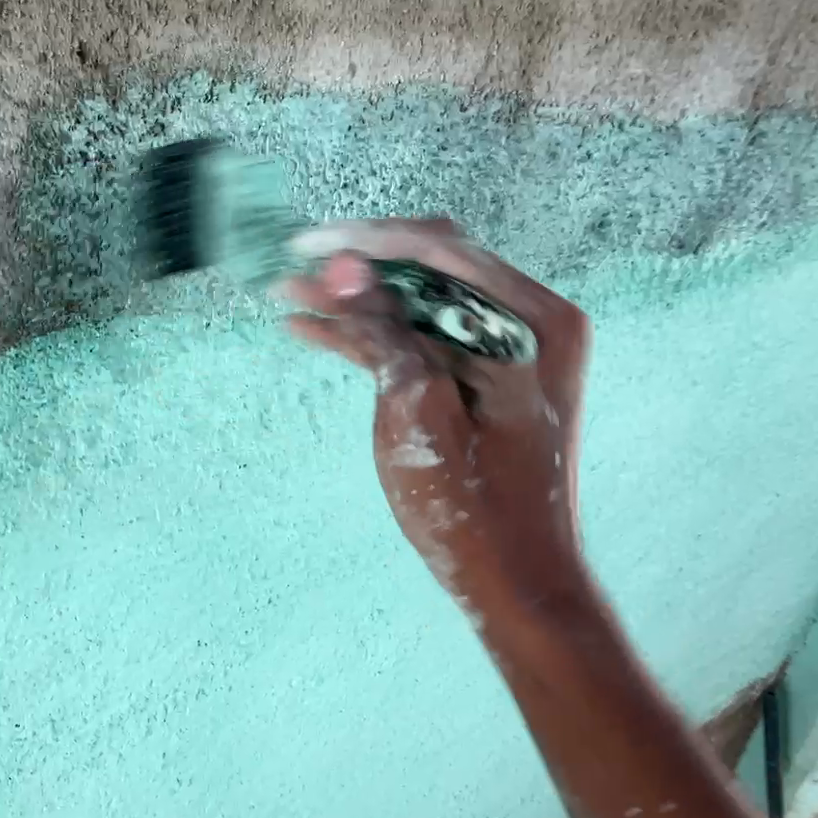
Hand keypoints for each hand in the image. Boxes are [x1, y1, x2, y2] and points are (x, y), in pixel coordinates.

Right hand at [283, 220, 591, 602]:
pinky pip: (413, 339)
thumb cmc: (473, 506)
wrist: (513, 577)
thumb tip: (343, 270)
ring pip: (411, 302)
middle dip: (355, 266)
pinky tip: (312, 329)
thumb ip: (384, 335)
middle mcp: (522, 322)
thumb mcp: (417, 413)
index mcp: (530, 322)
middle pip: (425, 268)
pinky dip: (367, 335)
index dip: (367, 240)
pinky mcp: (472, 375)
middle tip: (293, 270)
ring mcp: (498, 349)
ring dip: (352, 300)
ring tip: (287, 294)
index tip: (306, 245)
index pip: (440, 250)